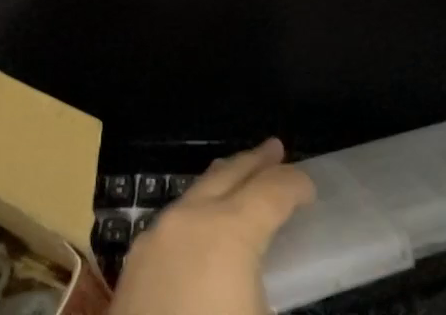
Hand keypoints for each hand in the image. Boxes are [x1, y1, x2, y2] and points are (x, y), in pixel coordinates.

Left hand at [110, 138, 314, 314]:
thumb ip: (279, 295)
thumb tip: (274, 283)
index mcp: (229, 230)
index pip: (272, 191)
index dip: (295, 185)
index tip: (310, 189)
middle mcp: (190, 220)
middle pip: (229, 175)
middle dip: (255, 162)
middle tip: (275, 149)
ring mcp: (155, 238)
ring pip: (196, 192)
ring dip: (224, 183)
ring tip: (241, 179)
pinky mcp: (135, 264)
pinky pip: (175, 219)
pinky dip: (198, 209)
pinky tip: (202, 226)